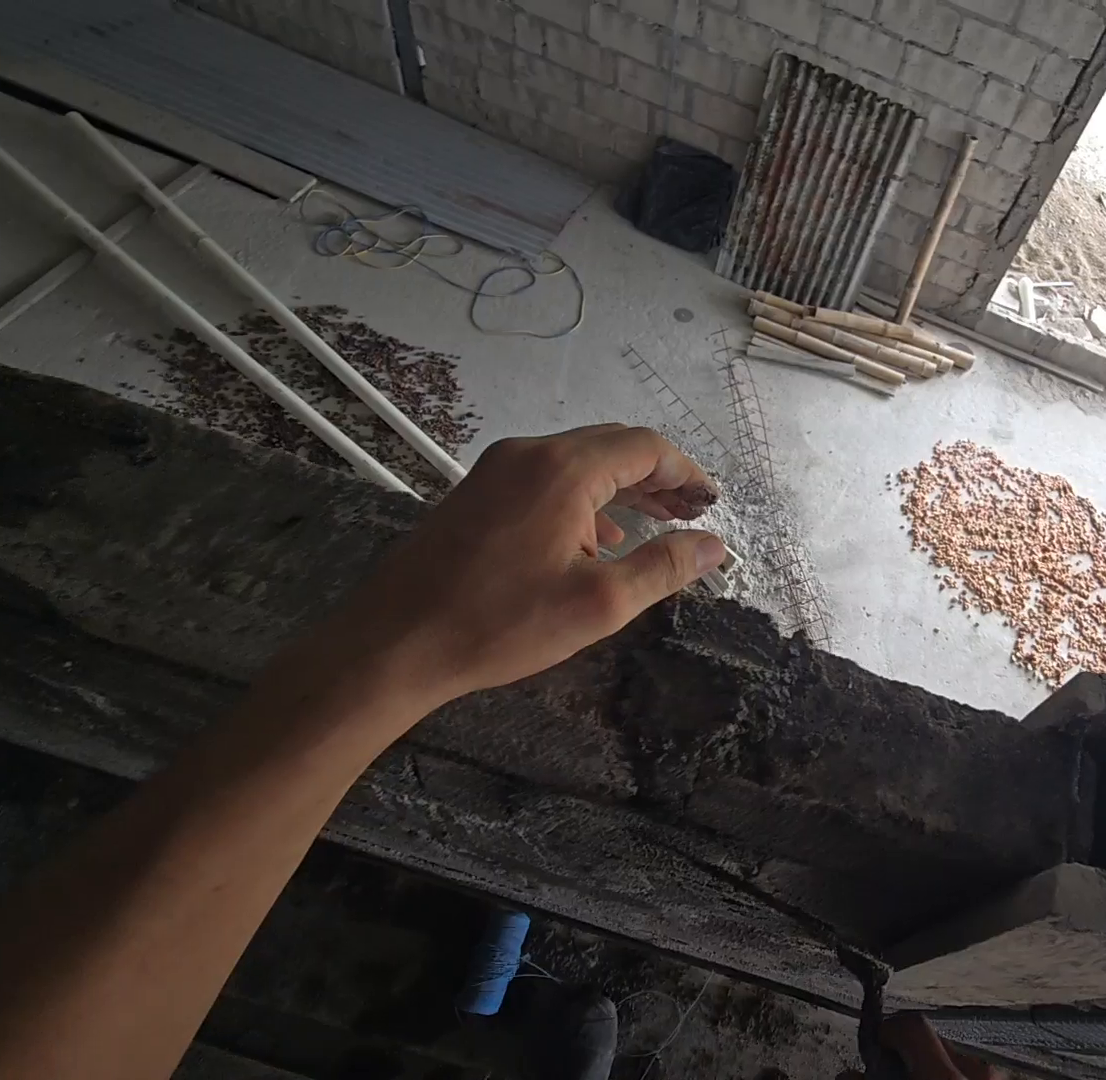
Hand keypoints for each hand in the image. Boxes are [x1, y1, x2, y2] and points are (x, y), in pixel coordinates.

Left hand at [319, 424, 726, 718]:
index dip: (687, 472)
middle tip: (692, 513)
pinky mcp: (480, 492)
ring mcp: (499, 469)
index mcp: (564, 469)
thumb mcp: (599, 602)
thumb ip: (664, 567)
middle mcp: (531, 453)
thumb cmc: (502, 623)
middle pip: (614, 447)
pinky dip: (587, 497)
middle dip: (660, 477)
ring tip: (658, 521)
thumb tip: (714, 545)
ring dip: (625, 487)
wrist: (392, 643)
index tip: (711, 504)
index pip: (646, 448)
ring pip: (581, 462)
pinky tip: (599, 538)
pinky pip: (549, 479)